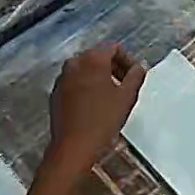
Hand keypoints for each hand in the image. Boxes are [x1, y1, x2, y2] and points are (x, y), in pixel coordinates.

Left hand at [46, 43, 147, 172]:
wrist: (73, 146)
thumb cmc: (103, 120)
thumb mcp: (127, 97)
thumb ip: (136, 76)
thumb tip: (139, 67)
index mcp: (92, 59)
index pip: (114, 48)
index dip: (128, 60)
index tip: (134, 76)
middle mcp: (74, 63)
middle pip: (98, 57)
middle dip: (114, 68)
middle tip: (125, 86)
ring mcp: (62, 78)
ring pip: (85, 69)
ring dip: (100, 78)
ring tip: (111, 97)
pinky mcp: (56, 92)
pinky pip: (75, 82)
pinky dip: (86, 87)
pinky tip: (94, 105)